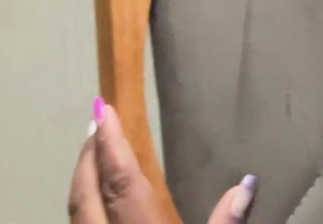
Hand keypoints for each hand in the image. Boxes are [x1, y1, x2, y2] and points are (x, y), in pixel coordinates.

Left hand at [69, 98, 255, 223]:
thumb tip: (246, 183)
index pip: (120, 180)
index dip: (110, 144)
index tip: (104, 109)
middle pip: (86, 195)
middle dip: (88, 157)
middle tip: (97, 121)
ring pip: (75, 215)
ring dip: (82, 180)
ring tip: (91, 154)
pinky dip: (83, 207)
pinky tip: (94, 204)